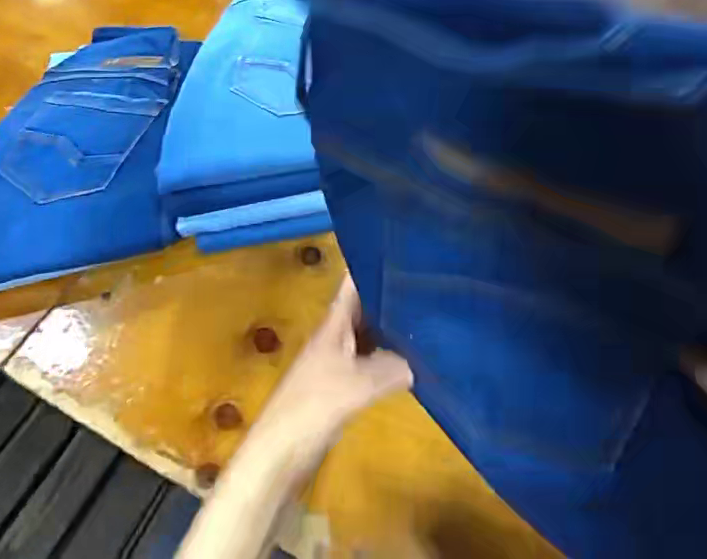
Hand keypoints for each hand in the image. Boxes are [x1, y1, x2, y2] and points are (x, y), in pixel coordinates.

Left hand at [177, 276, 411, 558]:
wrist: (280, 453)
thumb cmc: (314, 406)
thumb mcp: (358, 383)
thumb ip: (391, 368)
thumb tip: (415, 363)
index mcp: (334, 323)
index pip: (353, 284)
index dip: (372, 265)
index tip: (402, 252)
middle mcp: (335, 335)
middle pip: (364, 309)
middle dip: (389, 299)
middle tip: (426, 290)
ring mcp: (336, 361)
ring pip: (367, 336)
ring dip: (390, 332)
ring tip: (426, 324)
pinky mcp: (339, 388)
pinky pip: (367, 363)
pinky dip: (386, 360)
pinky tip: (409, 366)